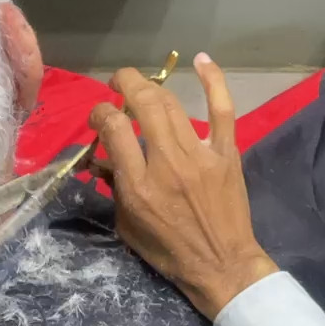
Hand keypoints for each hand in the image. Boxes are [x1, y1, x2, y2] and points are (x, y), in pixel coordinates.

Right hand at [89, 53, 277, 317]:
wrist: (221, 265)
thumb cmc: (169, 251)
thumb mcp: (128, 226)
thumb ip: (113, 189)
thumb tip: (100, 159)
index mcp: (138, 186)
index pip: (113, 128)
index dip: (100, 113)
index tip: (98, 117)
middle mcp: (167, 164)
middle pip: (143, 104)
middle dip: (124, 84)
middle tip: (116, 86)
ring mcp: (200, 156)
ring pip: (172, 105)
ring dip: (152, 88)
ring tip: (141, 87)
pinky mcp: (226, 154)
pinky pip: (222, 110)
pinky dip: (213, 81)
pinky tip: (201, 60)